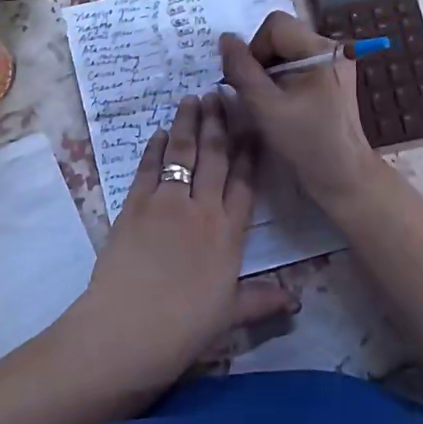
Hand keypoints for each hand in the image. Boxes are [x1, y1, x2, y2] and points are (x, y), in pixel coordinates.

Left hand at [70, 93, 295, 385]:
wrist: (126, 330)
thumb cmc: (183, 329)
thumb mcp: (228, 317)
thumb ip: (260, 300)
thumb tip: (296, 301)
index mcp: (228, 235)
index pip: (244, 183)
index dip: (249, 152)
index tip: (253, 125)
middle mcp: (201, 210)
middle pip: (215, 158)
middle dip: (220, 123)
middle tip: (222, 93)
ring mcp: (166, 204)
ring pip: (182, 154)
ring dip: (189, 124)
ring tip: (193, 98)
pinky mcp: (134, 205)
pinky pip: (148, 168)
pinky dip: (155, 148)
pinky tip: (160, 132)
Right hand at [219, 12, 381, 211]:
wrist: (344, 176)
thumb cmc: (306, 142)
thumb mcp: (265, 107)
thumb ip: (242, 70)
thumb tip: (225, 39)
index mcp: (322, 49)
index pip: (275, 25)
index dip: (255, 48)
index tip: (250, 80)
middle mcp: (332, 48)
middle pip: (282, 35)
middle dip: (261, 59)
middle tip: (255, 92)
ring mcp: (335, 63)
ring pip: (287, 50)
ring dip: (270, 70)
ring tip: (268, 100)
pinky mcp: (333, 78)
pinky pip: (299, 64)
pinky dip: (283, 78)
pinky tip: (282, 103)